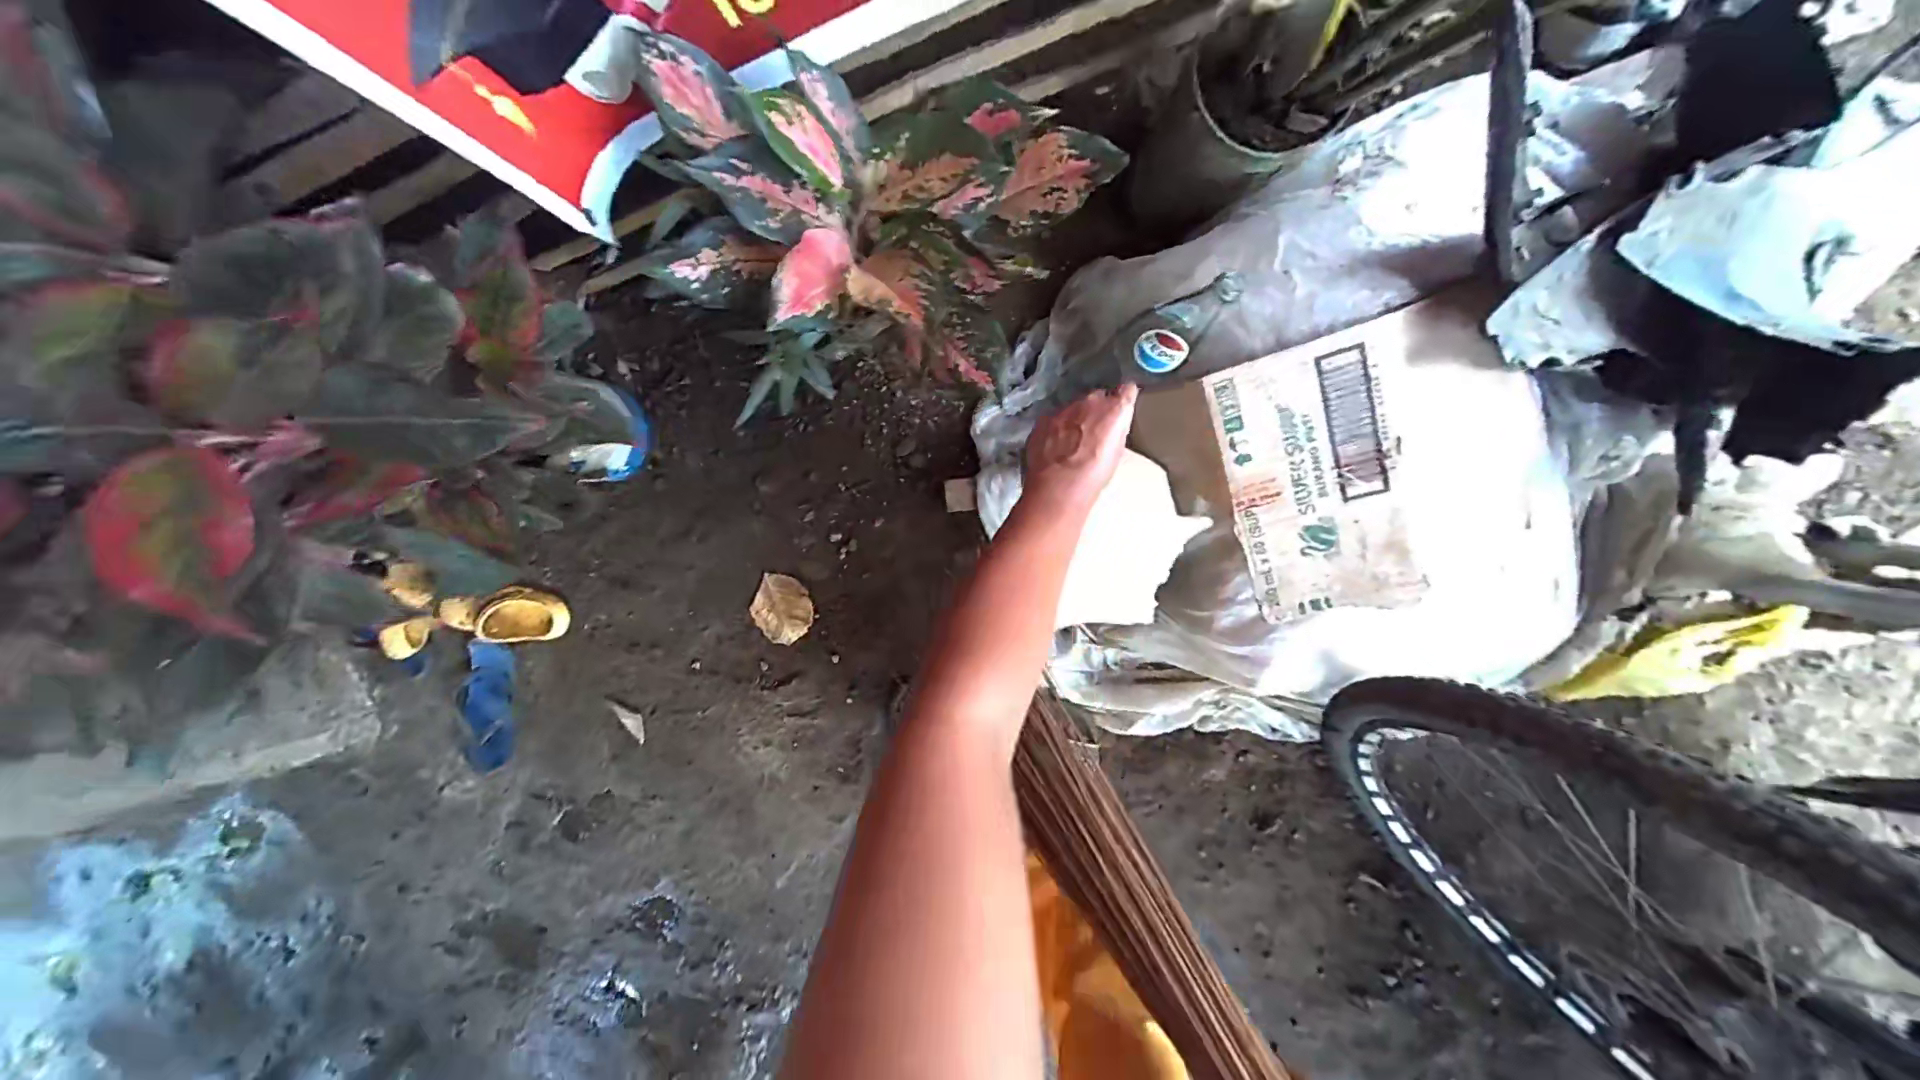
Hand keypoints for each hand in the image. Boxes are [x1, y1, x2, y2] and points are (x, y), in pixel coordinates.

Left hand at [1022, 384, 1137, 514]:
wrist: (1057, 485)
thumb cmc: (1095, 475)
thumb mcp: (1117, 453)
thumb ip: (1116, 430)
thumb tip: (1113, 424)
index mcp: (1115, 408)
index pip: (1126, 390)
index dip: (1124, 399)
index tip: (1121, 409)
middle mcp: (1090, 401)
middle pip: (1097, 398)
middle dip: (1096, 410)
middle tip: (1094, 432)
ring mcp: (1064, 408)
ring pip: (1074, 407)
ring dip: (1075, 419)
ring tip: (1072, 442)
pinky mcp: (1043, 419)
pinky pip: (1054, 418)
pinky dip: (1056, 427)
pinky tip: (1054, 446)